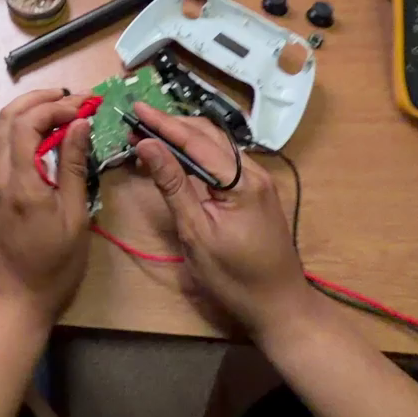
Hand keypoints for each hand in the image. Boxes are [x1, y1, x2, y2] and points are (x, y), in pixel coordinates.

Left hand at [0, 88, 93, 318]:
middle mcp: (0, 172)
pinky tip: (38, 129)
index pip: (27, 123)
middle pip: (9, 116)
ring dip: (26, 107)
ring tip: (57, 107)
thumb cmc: (54, 263)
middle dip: (41, 99)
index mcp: (21, 181)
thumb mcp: (75, 217)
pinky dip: (15, 123)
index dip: (55, 107)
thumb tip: (79, 123)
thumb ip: (73, 166)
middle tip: (73, 98)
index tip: (84, 107)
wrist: (18, 294)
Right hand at [131, 103, 316, 343]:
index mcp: (241, 181)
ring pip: (216, 144)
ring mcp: (258, 179)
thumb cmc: (235, 278)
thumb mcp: (196, 233)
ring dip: (183, 136)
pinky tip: (178, 156)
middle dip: (171, 125)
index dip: (163, 123)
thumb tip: (147, 145)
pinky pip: (222, 159)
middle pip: (208, 135)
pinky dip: (197, 151)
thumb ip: (172, 185)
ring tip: (151, 135)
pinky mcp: (256, 189)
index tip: (136, 108)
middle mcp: (254, 171)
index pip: (195, 141)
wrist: (281, 308)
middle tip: (138, 122)